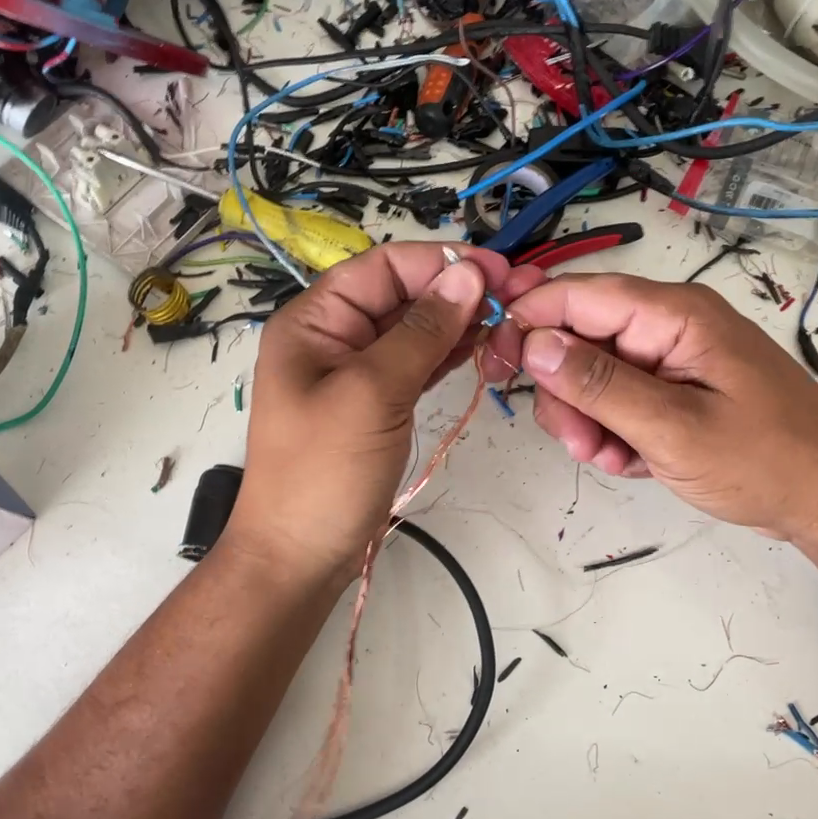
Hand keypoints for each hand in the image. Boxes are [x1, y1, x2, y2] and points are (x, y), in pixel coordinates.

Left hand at [227, 243, 546, 578]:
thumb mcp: (371, 394)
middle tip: (518, 298)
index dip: (440, 262)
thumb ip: (420, 333)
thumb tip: (467, 276)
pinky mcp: (374, 405)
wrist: (298, 556)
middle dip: (456, 291)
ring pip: (412, 331)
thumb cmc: (323, 473)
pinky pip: (414, 365)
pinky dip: (446, 355)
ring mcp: (354, 373)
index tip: (499, 271)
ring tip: (509, 322)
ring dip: (457, 323)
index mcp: (314, 321)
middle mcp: (332, 338)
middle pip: (400, 296)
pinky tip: (481, 348)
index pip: (383, 268)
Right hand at [490, 273, 817, 538]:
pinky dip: (611, 433)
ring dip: (586, 420)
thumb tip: (534, 344)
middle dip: (565, 392)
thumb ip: (599, 385)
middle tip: (581, 442)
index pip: (578, 295)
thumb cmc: (765, 461)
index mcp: (673, 315)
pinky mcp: (669, 391)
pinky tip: (633, 460)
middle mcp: (666, 327)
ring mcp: (668, 360)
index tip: (492, 362)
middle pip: (577, 339)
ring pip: (589, 376)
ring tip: (615, 457)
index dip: (528, 320)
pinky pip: (615, 401)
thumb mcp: (673, 428)